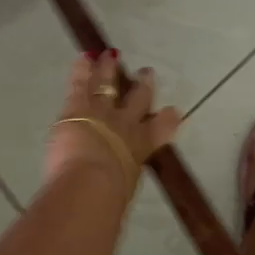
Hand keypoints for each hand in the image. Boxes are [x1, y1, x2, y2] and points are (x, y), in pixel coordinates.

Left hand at [46, 50, 181, 183]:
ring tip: (112, 55)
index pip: (161, 129)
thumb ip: (125, 181)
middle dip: (143, 85)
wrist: (91, 183)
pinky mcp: (79, 107)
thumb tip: (119, 191)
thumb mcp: (125, 190)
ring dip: (110, 70)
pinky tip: (83, 57)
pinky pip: (81, 84)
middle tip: (147, 72)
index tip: (175, 111)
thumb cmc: (109, 199)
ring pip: (108, 85)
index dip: (169, 119)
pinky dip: (82, 70)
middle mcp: (127, 124)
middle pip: (138, 99)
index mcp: (141, 148)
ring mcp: (104, 111)